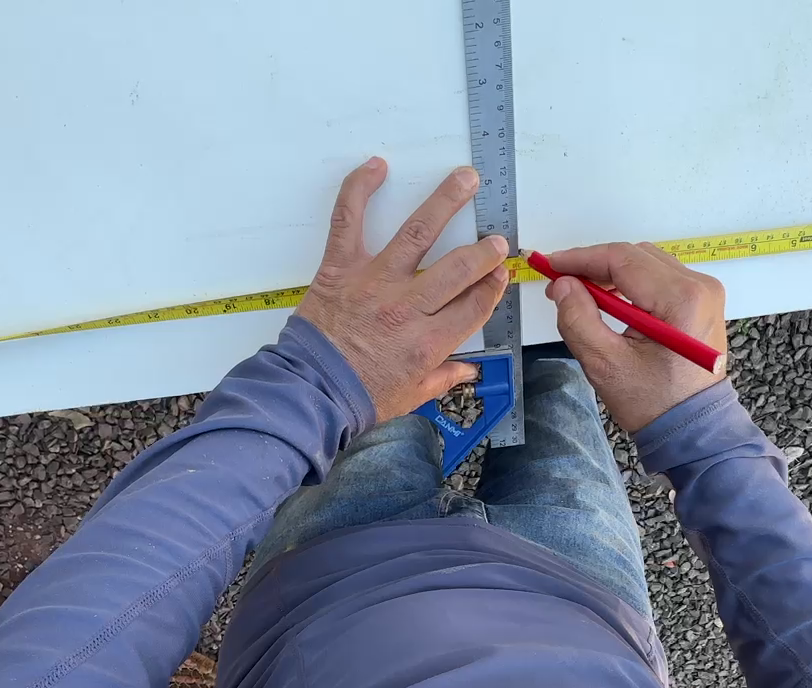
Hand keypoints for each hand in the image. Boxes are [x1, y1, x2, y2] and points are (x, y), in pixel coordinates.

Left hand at [296, 158, 510, 419]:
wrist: (311, 392)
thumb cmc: (360, 398)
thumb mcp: (411, 397)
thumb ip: (443, 379)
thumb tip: (468, 370)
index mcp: (428, 342)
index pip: (473, 306)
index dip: (492, 287)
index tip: (500, 273)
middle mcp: (408, 307)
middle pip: (458, 268)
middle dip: (483, 251)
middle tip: (495, 240)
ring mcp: (374, 282)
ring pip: (417, 233)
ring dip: (445, 201)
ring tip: (466, 178)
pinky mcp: (340, 267)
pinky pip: (349, 219)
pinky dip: (360, 189)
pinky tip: (378, 166)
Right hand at [542, 243, 727, 432]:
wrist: (691, 427)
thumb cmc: (653, 402)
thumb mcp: (605, 364)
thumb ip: (579, 320)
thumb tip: (563, 286)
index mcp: (681, 300)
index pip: (622, 260)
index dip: (581, 259)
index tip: (550, 265)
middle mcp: (699, 287)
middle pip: (635, 256)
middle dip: (593, 266)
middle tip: (560, 285)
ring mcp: (704, 292)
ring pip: (646, 263)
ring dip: (610, 274)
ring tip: (580, 295)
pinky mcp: (700, 302)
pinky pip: (659, 278)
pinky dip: (629, 284)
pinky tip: (607, 300)